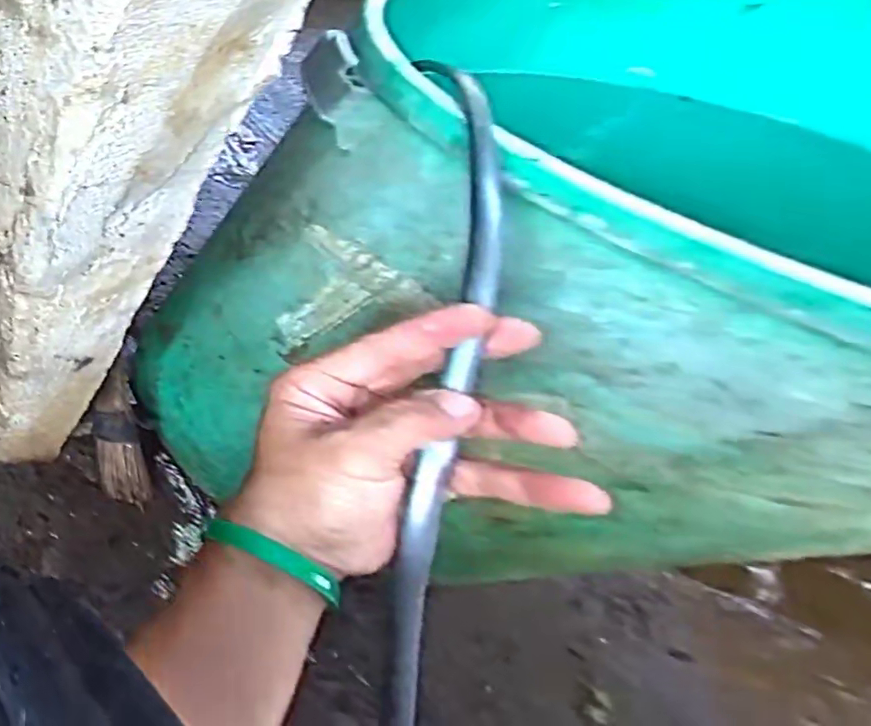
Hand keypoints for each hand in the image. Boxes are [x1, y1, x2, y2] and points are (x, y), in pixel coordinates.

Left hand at [220, 304, 611, 576]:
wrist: (300, 557)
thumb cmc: (307, 494)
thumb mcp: (347, 455)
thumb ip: (404, 426)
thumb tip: (463, 403)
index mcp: (325, 385)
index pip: (383, 350)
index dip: (432, 332)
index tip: (480, 314)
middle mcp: (358, 402)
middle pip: (425, 377)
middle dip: (476, 364)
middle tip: (527, 336)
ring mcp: (390, 438)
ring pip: (455, 424)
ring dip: (506, 429)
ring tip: (562, 433)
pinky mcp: (415, 474)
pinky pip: (467, 470)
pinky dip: (514, 481)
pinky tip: (571, 492)